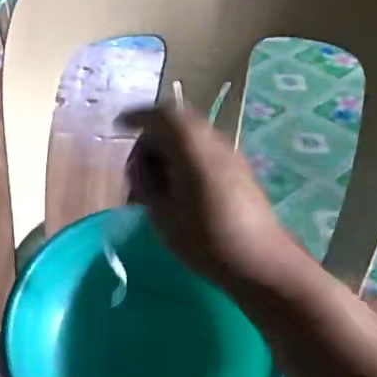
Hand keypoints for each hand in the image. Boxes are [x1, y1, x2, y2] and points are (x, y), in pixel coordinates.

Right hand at [124, 104, 301, 290]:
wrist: (258, 261)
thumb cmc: (204, 240)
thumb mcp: (161, 214)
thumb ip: (147, 184)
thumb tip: (144, 170)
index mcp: (193, 149)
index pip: (162, 116)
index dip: (137, 117)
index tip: (119, 127)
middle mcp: (214, 143)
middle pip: (176, 126)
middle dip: (150, 144)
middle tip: (136, 176)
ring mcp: (231, 156)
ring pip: (191, 141)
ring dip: (167, 156)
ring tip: (154, 191)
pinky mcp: (239, 172)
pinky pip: (204, 155)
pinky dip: (184, 164)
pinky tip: (176, 194)